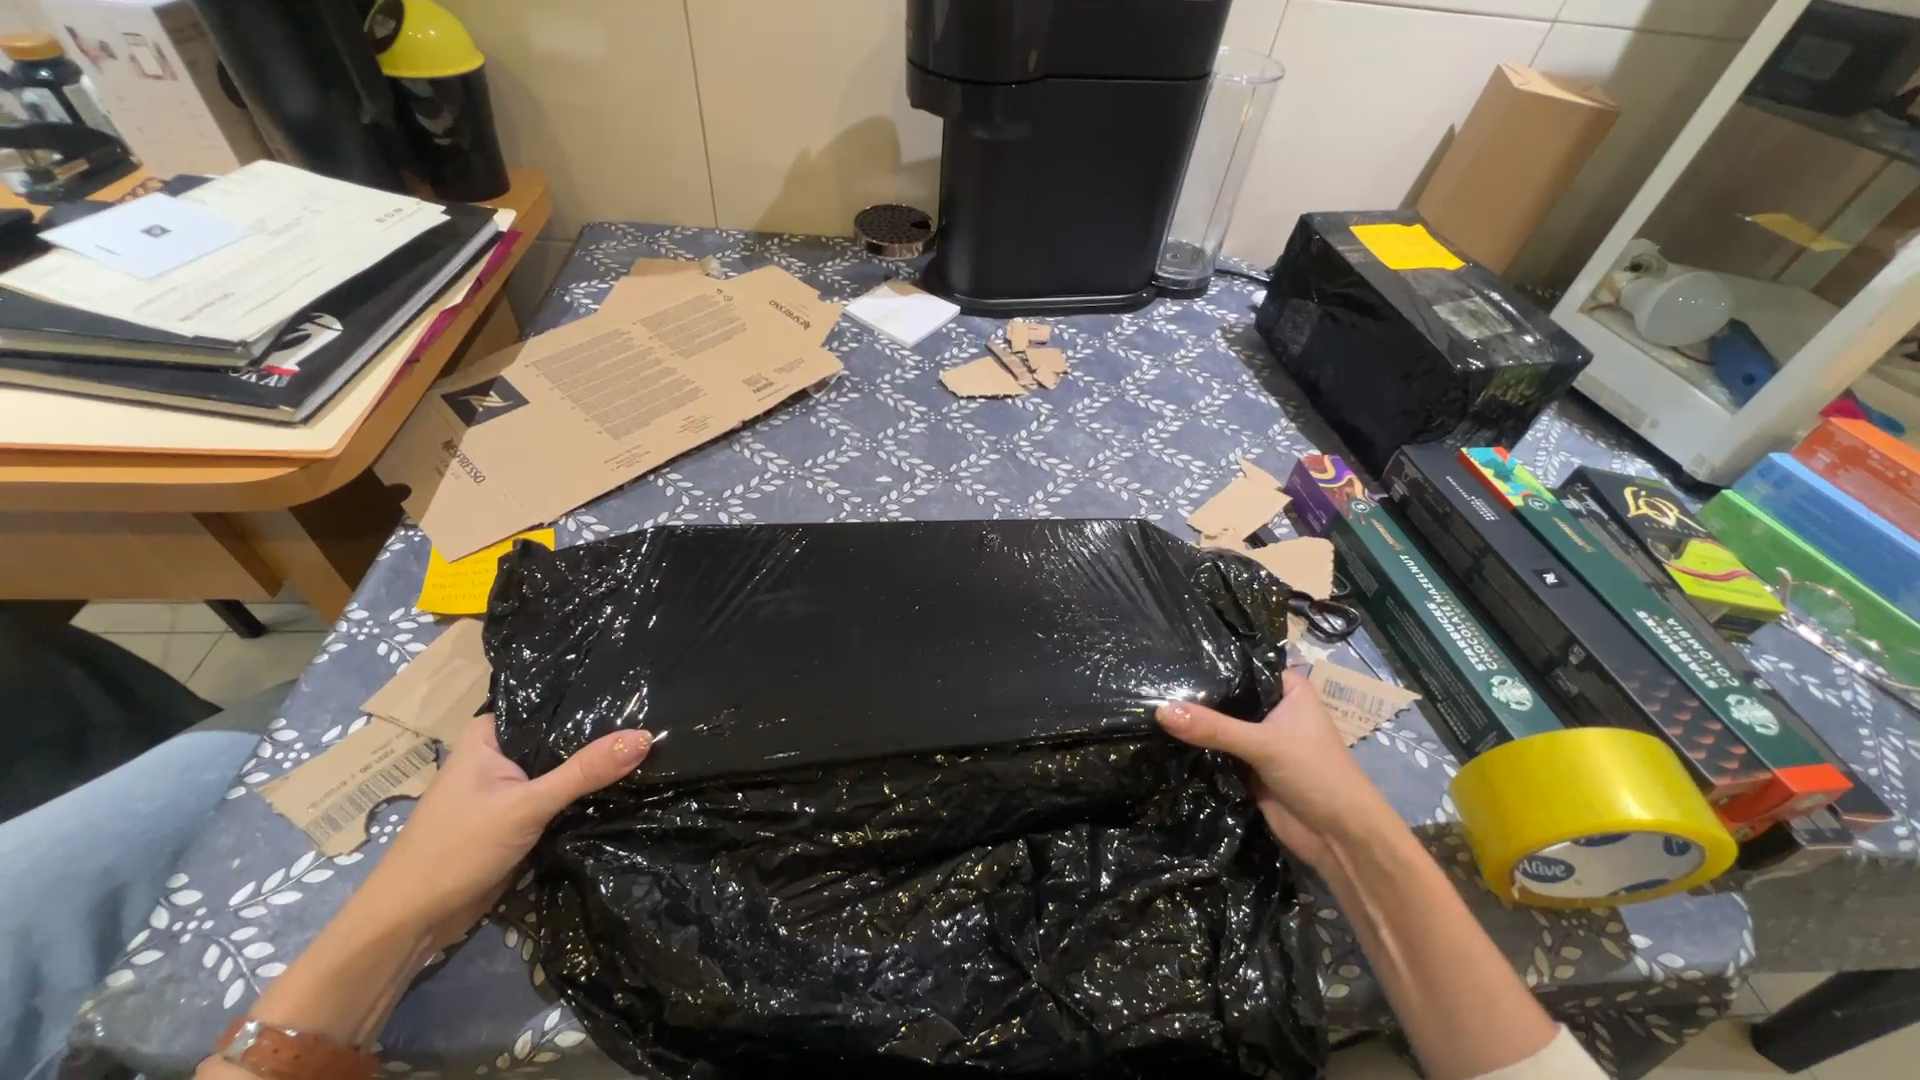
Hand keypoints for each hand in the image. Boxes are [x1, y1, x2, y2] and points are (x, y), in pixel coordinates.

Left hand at [353, 716, 650, 947]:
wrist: (413, 923)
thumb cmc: (456, 850)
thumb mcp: (527, 805)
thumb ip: (585, 771)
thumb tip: (645, 736)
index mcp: (489, 736)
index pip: (550, 703)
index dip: (593, 699)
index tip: (641, 691)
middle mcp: (500, 756)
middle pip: (561, 739)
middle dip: (602, 738)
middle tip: (659, 722)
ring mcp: (512, 790)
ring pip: (564, 772)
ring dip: (597, 771)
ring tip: (656, 749)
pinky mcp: (522, 821)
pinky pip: (563, 801)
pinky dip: (588, 798)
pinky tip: (629, 787)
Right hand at [1156, 669, 1394, 868]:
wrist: (1339, 838)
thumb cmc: (1316, 774)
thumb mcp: (1264, 744)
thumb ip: (1213, 728)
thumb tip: (1160, 711)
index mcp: (1288, 691)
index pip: (1244, 665)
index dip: (1212, 661)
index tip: (1170, 655)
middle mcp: (1273, 712)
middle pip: (1228, 697)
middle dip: (1196, 696)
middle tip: (1151, 682)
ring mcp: (1259, 741)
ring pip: (1219, 726)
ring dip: (1194, 724)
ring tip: (1148, 705)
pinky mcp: (1247, 769)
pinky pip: (1216, 753)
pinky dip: (1196, 750)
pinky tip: (1161, 737)